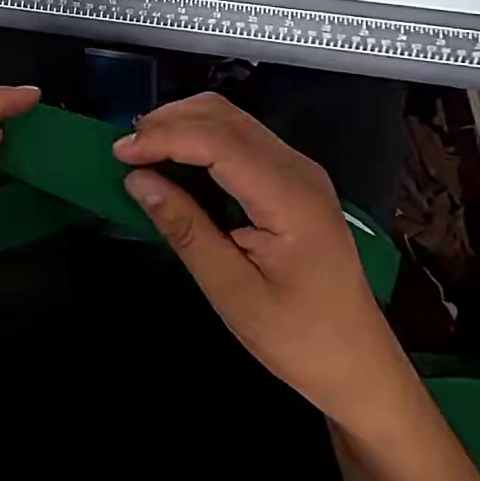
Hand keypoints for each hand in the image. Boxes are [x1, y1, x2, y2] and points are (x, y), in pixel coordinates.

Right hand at [113, 92, 402, 418]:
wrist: (359, 364)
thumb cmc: (299, 337)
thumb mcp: (232, 292)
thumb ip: (185, 229)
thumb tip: (138, 181)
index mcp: (289, 197)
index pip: (218, 141)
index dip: (164, 138)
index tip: (120, 153)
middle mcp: (296, 168)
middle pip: (224, 116)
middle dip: (168, 122)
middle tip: (125, 150)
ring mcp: (297, 169)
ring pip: (230, 118)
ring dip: (182, 124)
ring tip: (143, 152)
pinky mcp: (291, 177)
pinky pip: (239, 137)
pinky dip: (200, 138)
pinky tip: (176, 160)